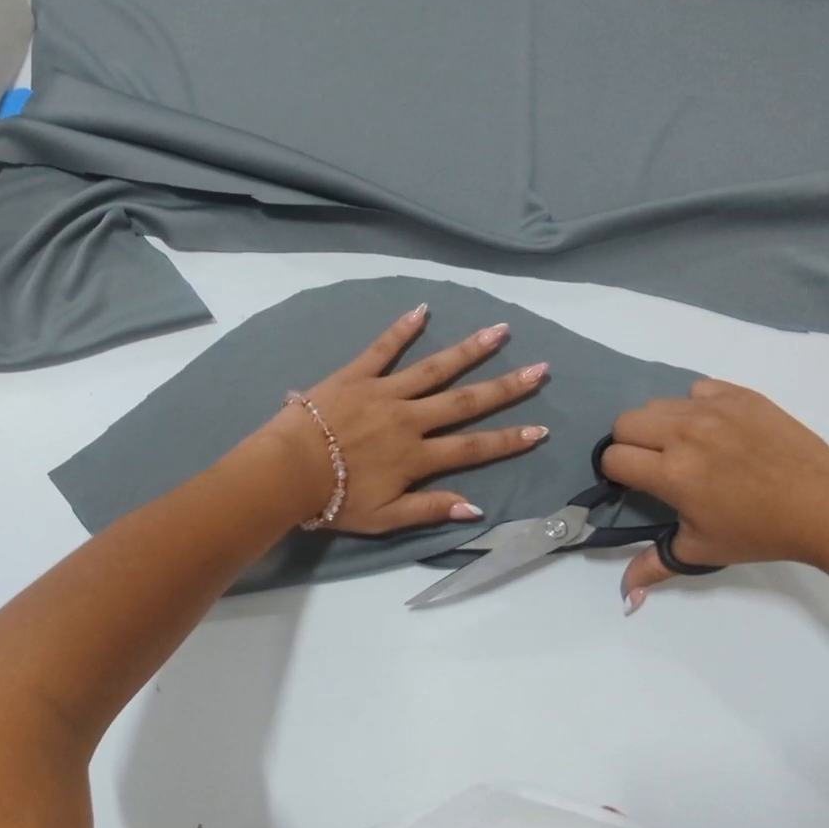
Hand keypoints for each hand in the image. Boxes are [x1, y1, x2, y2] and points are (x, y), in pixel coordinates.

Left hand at [255, 303, 551, 534]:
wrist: (288, 470)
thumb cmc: (333, 500)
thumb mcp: (384, 518)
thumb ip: (430, 509)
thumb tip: (477, 508)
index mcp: (417, 456)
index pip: (473, 448)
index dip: (508, 440)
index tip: (540, 429)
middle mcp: (410, 419)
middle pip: (465, 402)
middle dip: (505, 387)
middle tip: (539, 369)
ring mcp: (384, 392)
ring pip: (434, 369)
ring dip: (469, 350)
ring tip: (499, 331)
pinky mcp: (356, 375)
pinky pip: (383, 348)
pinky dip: (402, 329)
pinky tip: (422, 309)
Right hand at [599, 379, 828, 609]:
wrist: (828, 507)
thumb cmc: (761, 533)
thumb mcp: (701, 551)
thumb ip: (654, 566)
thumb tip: (626, 600)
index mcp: (672, 473)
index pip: (614, 458)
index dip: (618, 474)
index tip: (637, 486)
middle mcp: (685, 434)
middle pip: (625, 422)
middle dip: (629, 444)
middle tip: (654, 464)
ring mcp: (713, 410)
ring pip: (656, 404)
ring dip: (658, 425)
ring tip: (683, 446)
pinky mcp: (740, 396)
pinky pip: (696, 389)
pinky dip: (694, 406)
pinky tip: (712, 429)